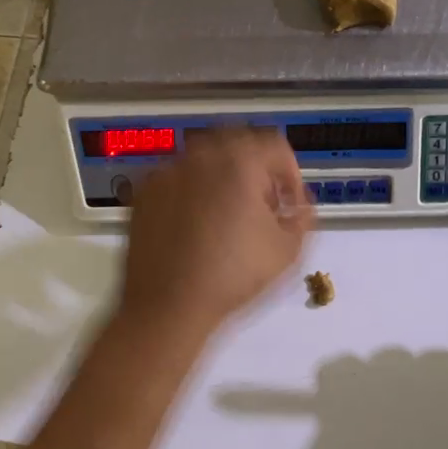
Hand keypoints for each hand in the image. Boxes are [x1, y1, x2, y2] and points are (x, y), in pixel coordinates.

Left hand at [119, 130, 313, 332]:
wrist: (167, 305)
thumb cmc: (233, 275)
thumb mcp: (287, 249)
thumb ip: (302, 215)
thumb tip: (297, 203)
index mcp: (241, 160)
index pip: (276, 145)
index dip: (290, 173)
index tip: (289, 204)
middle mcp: (203, 153)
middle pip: (240, 143)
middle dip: (256, 168)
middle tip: (262, 203)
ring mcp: (169, 168)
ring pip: (205, 157)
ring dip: (223, 174)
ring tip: (228, 212)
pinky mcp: (146, 189)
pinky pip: (178, 176)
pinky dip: (192, 188)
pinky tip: (196, 222)